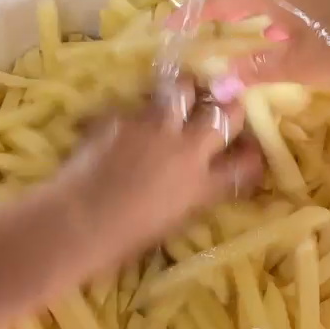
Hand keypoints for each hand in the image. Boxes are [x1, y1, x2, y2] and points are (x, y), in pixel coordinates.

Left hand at [45, 86, 263, 261]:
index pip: (247, 163)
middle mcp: (187, 150)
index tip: (248, 148)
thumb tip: (196, 178)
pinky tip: (127, 118)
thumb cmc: (123, 239)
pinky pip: (138, 104)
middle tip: (220, 106)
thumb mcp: (173, 222)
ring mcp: (155, 127)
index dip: (251, 153)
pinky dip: (138, 110)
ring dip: (185, 90)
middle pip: (226, 114)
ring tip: (179, 93)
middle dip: (228, 106)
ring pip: (183, 89)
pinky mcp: (123, 117)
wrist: (78, 222)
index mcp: (203, 186)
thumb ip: (193, 194)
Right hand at [198, 0, 329, 87]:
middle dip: (225, 4)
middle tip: (210, 26)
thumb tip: (219, 85)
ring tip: (256, 30)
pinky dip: (287, 1)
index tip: (168, 24)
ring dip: (259, 3)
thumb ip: (258, 70)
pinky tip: (302, 24)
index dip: (192, 13)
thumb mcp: (305, 64)